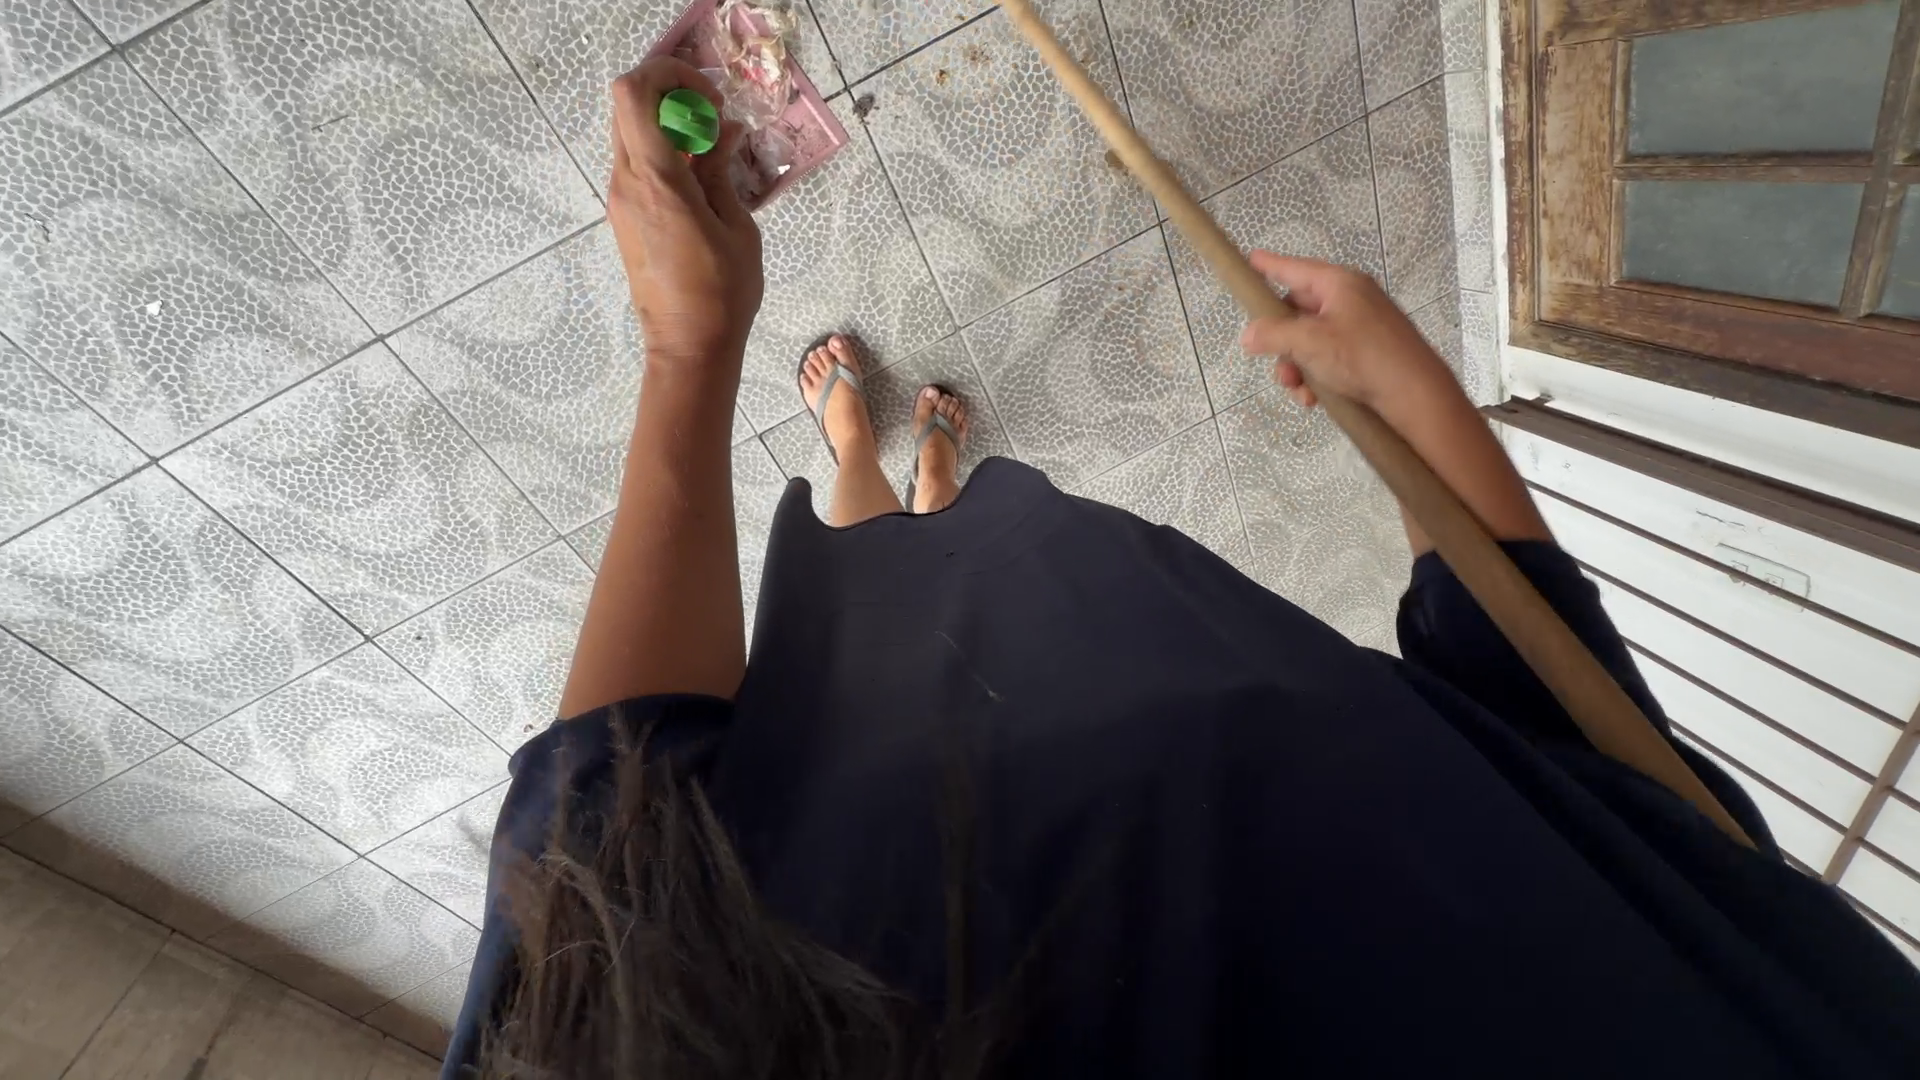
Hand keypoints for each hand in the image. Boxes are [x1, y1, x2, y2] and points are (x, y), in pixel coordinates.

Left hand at [607, 59, 764, 366]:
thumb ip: (723, 174)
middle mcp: (626, 183)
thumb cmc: (723, 294)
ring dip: (667, 129)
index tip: (710, 99)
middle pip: (627, 105)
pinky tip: (698, 183)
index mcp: (657, 181)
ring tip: (710, 155)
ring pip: (629, 135)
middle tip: (711, 122)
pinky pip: (635, 167)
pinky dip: (662, 157)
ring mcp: (619, 202)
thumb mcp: (738, 230)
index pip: (635, 91)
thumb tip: (723, 134)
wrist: (689, 346)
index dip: (669, 75)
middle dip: (670, 97)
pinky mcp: (623, 220)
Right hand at [1237, 252, 1454, 409]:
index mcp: (1339, 285)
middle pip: (1296, 313)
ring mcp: (1358, 326)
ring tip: (1299, 389)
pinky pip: (1325, 359)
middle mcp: (1349, 300)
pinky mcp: (1364, 352)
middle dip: (1280, 344)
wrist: (1412, 392)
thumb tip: (1247, 334)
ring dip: (1295, 368)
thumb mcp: (1309, 342)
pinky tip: (1314, 397)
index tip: (1249, 259)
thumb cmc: (1362, 356)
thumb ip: (1273, 335)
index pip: (1295, 269)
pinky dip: (1314, 377)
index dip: (1269, 266)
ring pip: (1307, 342)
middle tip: (1275, 364)